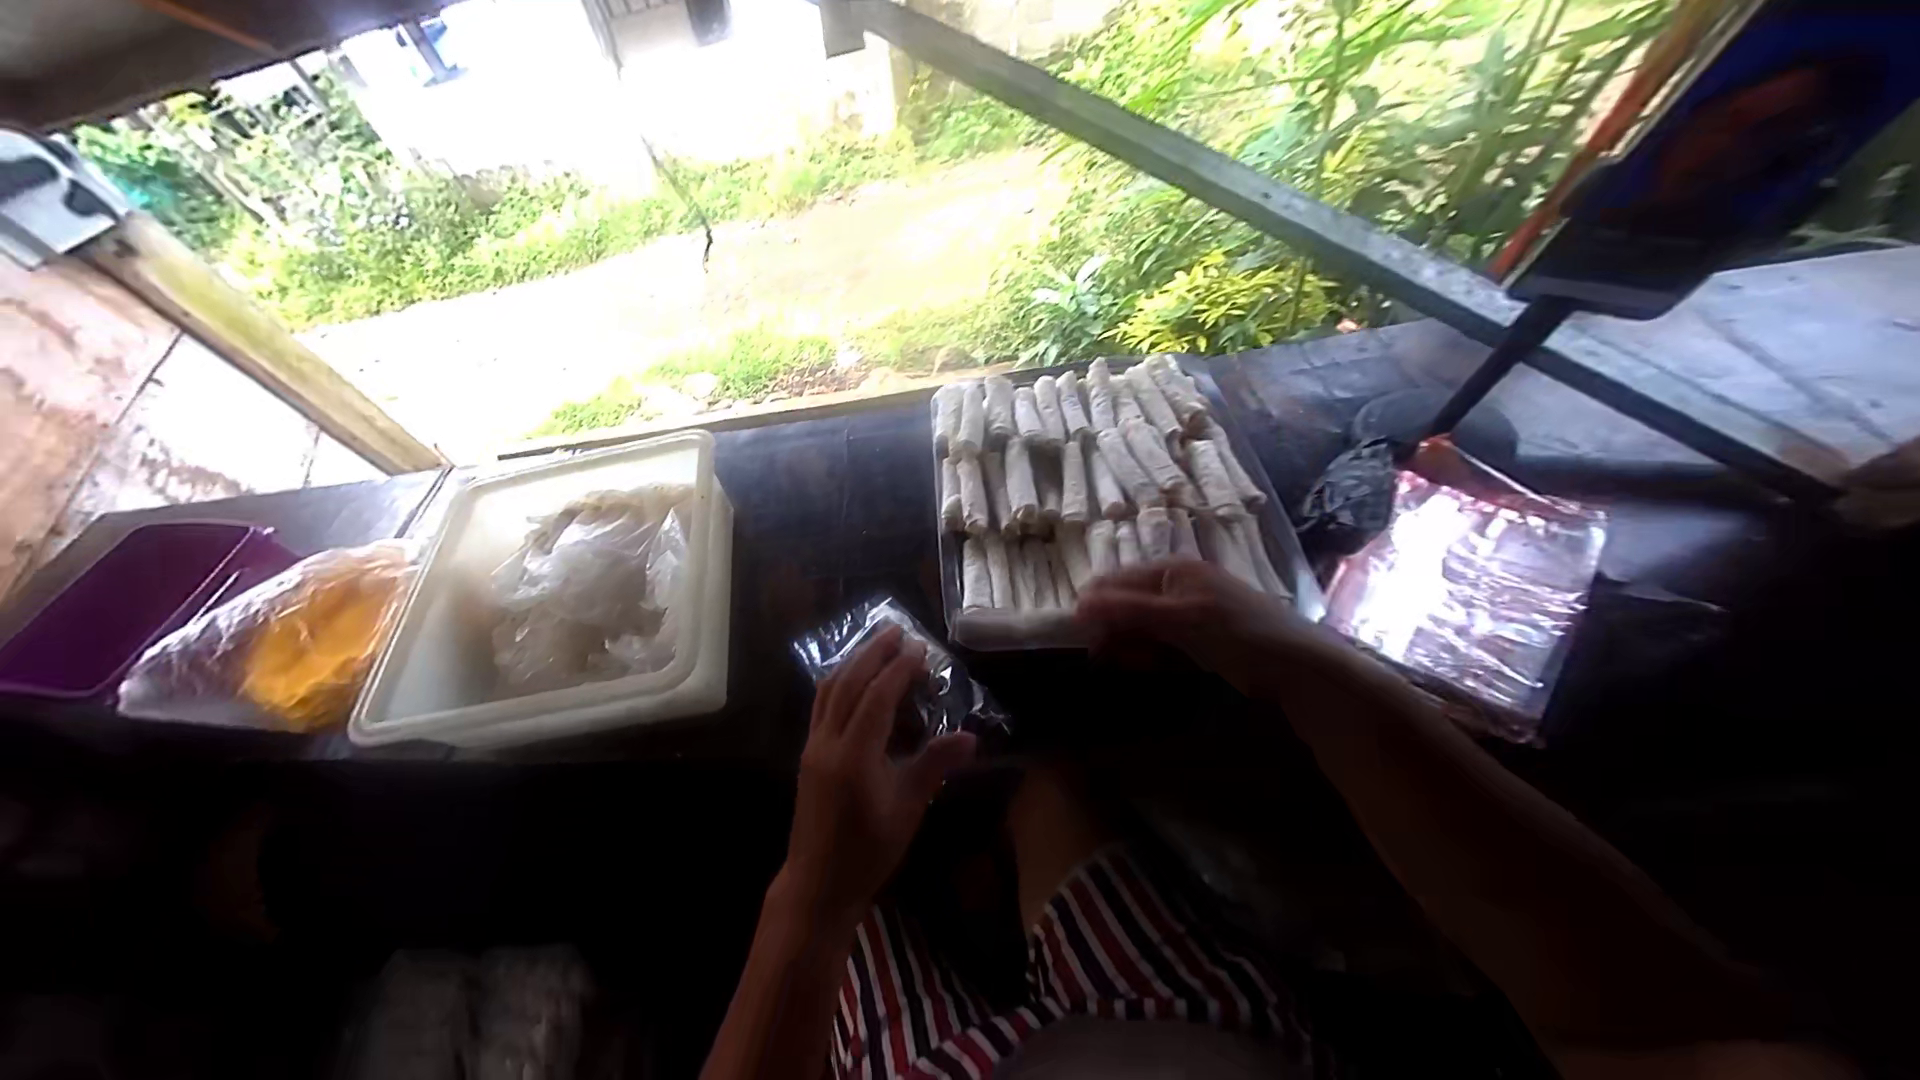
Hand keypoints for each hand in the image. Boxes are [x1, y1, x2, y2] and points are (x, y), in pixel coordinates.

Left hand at [782, 625, 976, 924]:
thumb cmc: (868, 851)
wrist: (818, 883)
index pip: (877, 696)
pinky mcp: (808, 754)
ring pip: (829, 690)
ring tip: (876, 644)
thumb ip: (935, 766)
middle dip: (873, 653)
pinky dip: (839, 682)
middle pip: (848, 683)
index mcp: (854, 755)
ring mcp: (813, 747)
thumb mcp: (908, 809)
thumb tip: (971, 737)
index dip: (899, 669)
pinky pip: (822, 705)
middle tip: (896, 630)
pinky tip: (853, 679)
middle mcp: (828, 742)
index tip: (919, 648)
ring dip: (853, 662)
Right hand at [1073, 559, 1355, 700]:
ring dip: (1130, 646)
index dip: (1095, 608)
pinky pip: (1158, 643)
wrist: (1299, 668)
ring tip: (1138, 664)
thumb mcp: (1181, 619)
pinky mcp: (1195, 637)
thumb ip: (1129, 611)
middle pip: (1125, 605)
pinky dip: (1150, 656)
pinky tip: (1153, 666)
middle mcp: (1175, 585)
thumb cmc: (1239, 634)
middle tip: (1106, 658)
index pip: (1116, 582)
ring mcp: (1186, 612)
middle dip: (1114, 632)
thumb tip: (1078, 603)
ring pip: (1139, 627)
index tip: (1082, 638)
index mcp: (1172, 569)